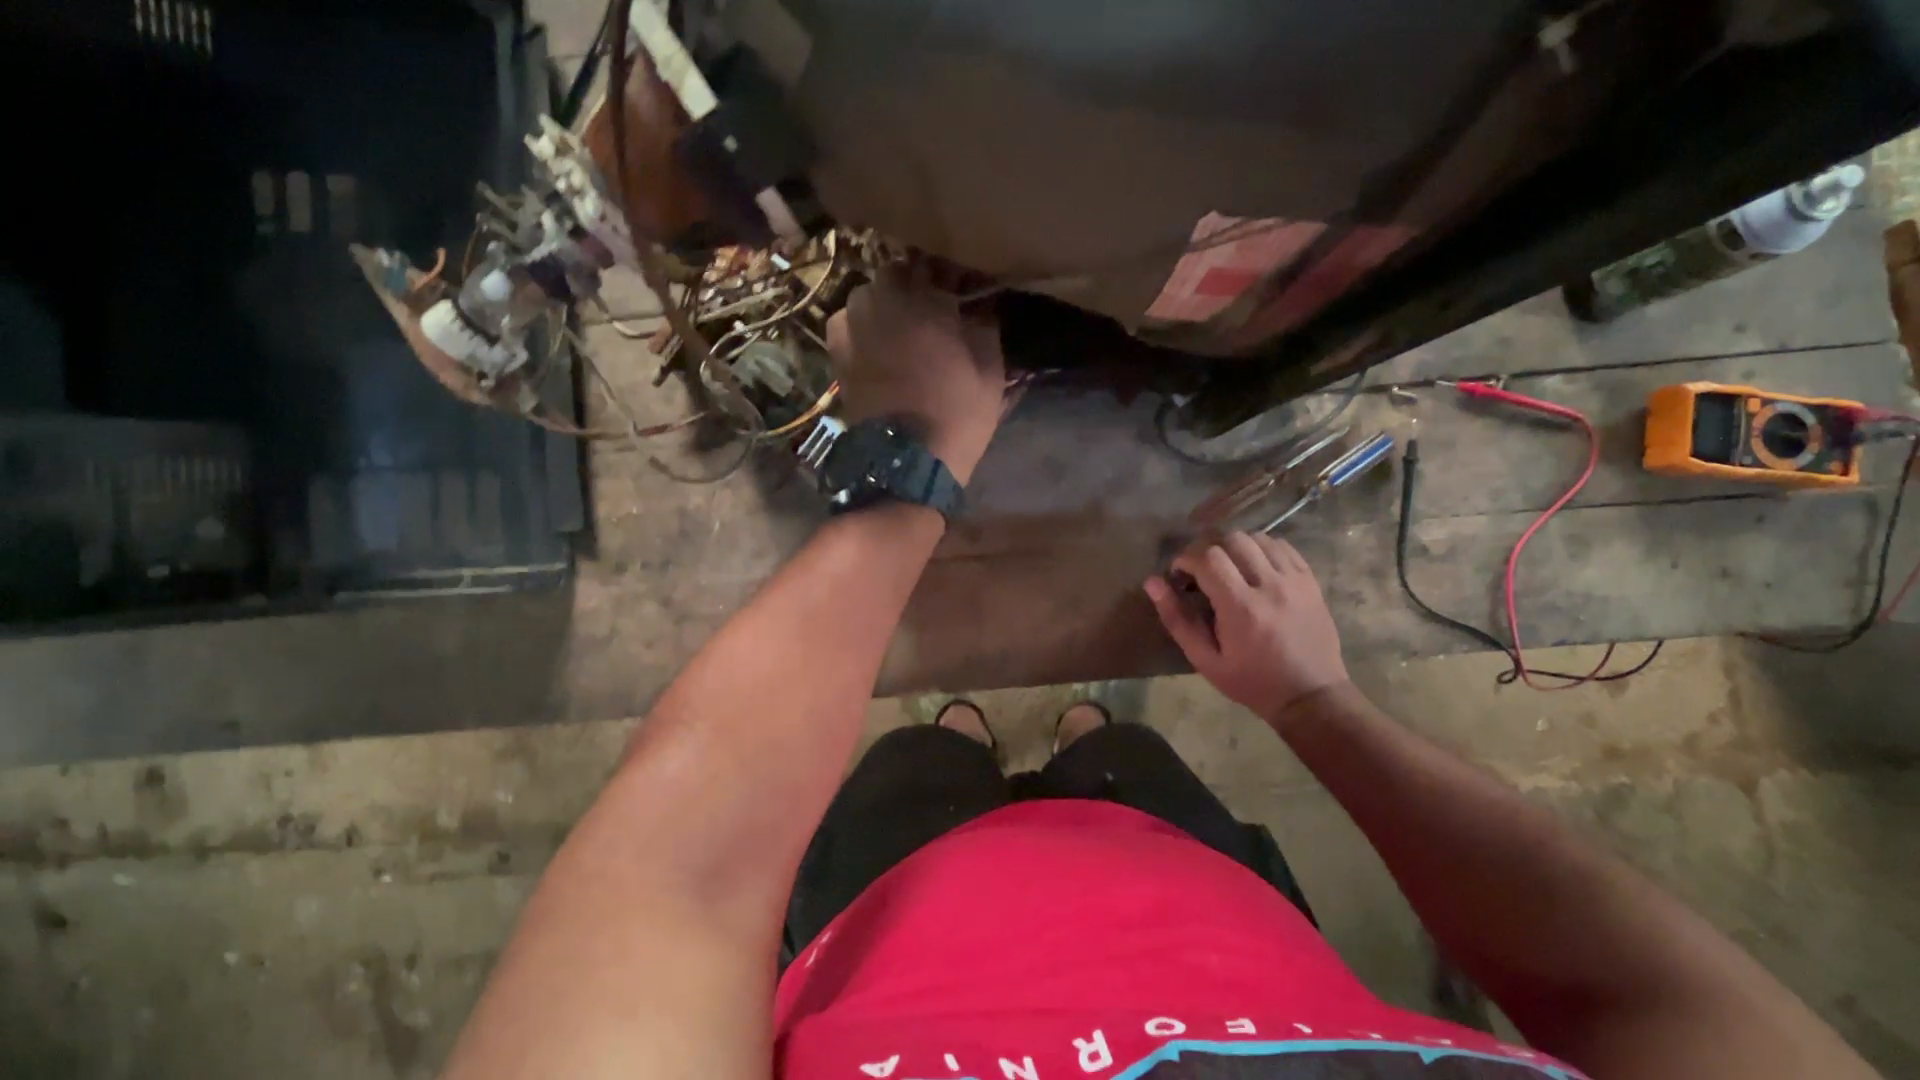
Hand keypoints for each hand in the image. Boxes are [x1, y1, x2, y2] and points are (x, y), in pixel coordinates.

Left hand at [826, 268, 1008, 483]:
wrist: (907, 461)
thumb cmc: (957, 411)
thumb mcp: (990, 366)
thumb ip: (984, 324)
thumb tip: (979, 305)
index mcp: (920, 297)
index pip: (935, 264)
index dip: (948, 275)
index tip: (961, 288)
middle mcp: (878, 301)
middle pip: (897, 277)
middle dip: (914, 288)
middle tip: (933, 309)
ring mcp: (850, 326)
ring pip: (869, 299)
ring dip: (887, 307)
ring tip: (906, 329)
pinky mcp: (836, 353)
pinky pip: (850, 326)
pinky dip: (865, 329)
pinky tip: (882, 346)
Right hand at [1144, 532, 1349, 721]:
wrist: (1309, 694)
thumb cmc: (1251, 681)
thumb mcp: (1205, 660)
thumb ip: (1177, 620)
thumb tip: (1152, 583)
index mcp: (1240, 607)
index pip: (1208, 557)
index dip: (1186, 559)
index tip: (1180, 575)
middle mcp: (1269, 585)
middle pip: (1232, 539)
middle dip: (1209, 549)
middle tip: (1202, 571)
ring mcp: (1294, 580)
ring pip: (1258, 537)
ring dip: (1235, 547)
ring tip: (1229, 568)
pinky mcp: (1310, 580)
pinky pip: (1282, 546)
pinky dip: (1262, 548)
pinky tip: (1255, 567)